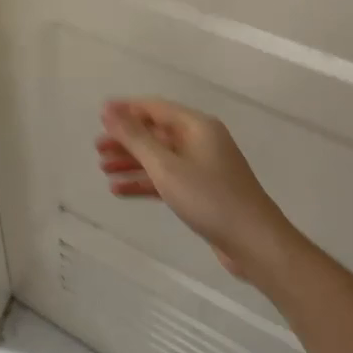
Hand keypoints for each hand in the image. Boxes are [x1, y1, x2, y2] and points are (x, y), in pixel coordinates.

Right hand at [96, 99, 299, 283]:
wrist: (255, 244)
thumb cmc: (209, 198)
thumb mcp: (166, 166)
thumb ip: (134, 138)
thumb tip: (108, 110)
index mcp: (196, 126)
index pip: (154, 108)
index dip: (125, 110)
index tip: (98, 117)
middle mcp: (201, 141)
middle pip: (155, 133)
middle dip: (125, 140)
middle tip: (97, 149)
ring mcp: (203, 167)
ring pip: (159, 157)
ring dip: (132, 162)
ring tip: (103, 170)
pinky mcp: (203, 191)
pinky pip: (167, 178)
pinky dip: (146, 182)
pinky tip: (121, 191)